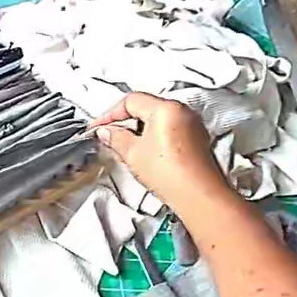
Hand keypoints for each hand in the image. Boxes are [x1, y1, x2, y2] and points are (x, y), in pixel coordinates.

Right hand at [90, 92, 230, 212]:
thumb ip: (115, 137)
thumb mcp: (132, 153)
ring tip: (127, 149)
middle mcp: (183, 111)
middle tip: (110, 137)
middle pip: (146, 108)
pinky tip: (147, 155)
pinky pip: (170, 131)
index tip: (99, 127)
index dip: (110, 114)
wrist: (197, 195)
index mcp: (166, 108)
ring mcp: (192, 125)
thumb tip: (106, 131)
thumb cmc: (170, 172)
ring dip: (140, 131)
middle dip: (125, 122)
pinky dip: (155, 138)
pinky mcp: (196, 140)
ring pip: (158, 120)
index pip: (131, 101)